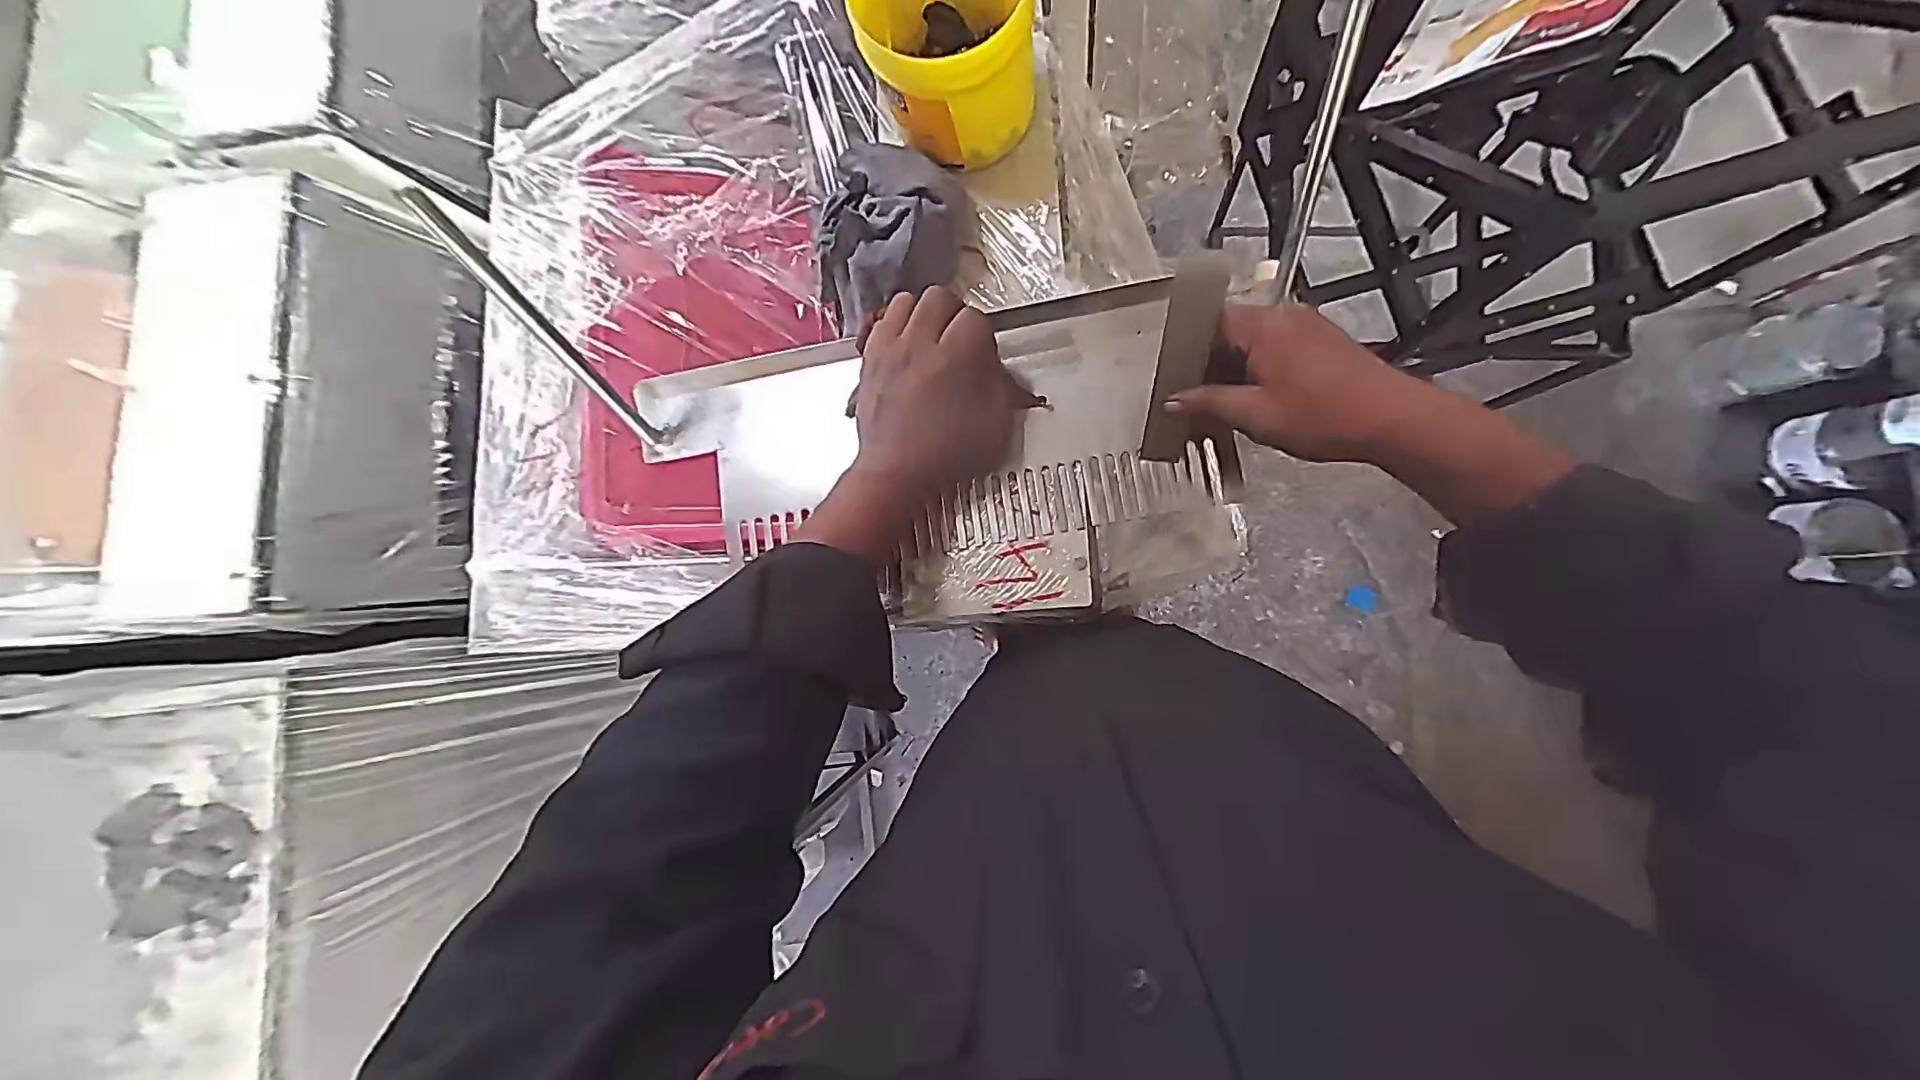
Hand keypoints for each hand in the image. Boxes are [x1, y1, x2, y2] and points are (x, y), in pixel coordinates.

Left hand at [797, 286, 1035, 563]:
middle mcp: (921, 344)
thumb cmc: (947, 456)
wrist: (896, 473)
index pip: (976, 318)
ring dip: (922, 315)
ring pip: (907, 301)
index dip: (984, 337)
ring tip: (929, 339)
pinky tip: (904, 346)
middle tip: (958, 340)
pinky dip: (895, 326)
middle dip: (954, 315)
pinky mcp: (869, 358)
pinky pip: (882, 321)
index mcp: (957, 358)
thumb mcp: (995, 428)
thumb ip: (1004, 390)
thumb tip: (1001, 370)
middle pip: (941, 298)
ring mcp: (890, 348)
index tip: (983, 357)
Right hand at [1170, 303, 1572, 524]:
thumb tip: (1174, 400)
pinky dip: (1257, 368)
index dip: (1187, 348)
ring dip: (1234, 367)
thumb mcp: (1255, 415)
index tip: (1174, 374)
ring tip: (1223, 401)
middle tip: (1193, 395)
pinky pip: (1275, 346)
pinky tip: (1255, 397)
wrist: (1392, 419)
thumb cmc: (1323, 415)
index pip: (1209, 322)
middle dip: (1209, 361)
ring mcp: (1306, 326)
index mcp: (1263, 326)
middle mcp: (1284, 316)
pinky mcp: (1321, 341)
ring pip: (1253, 340)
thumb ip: (1209, 403)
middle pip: (1230, 329)